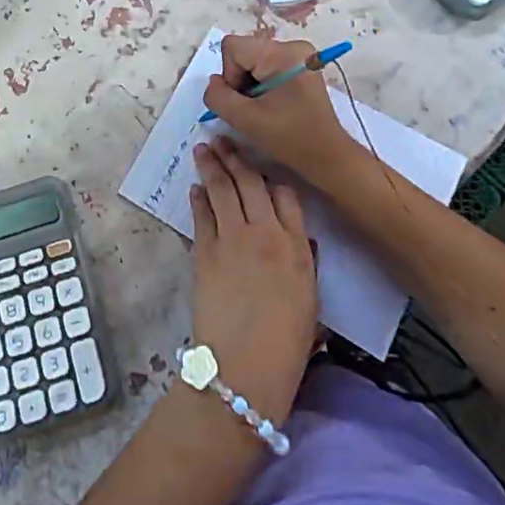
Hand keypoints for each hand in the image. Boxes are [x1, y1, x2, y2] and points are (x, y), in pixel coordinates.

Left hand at [189, 137, 318, 426]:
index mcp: (298, 248)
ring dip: (213, 166)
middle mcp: (266, 234)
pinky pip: (202, 214)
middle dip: (237, 158)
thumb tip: (298, 244)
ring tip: (205, 147)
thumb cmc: (286, 346)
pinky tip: (195, 187)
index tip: (263, 166)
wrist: (244, 366)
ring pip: (223, 190)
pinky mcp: (205, 251)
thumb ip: (304, 265)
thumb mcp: (309, 302)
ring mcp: (233, 239)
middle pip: (251, 184)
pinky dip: (198, 198)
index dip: (274, 179)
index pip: (288, 197)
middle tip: (224, 138)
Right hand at [203, 35, 364, 187]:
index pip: (232, 47)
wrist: (327, 154)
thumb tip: (215, 81)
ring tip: (263, 107)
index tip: (244, 100)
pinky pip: (266, 65)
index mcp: (283, 54)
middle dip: (239, 79)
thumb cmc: (288, 137)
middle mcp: (293, 46)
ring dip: (249, 84)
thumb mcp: (244, 119)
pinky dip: (261, 84)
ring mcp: (299, 55)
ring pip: (252, 59)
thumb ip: (218, 96)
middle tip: (253, 107)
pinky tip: (272, 103)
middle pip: (243, 52)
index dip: (229, 74)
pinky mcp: (301, 65)